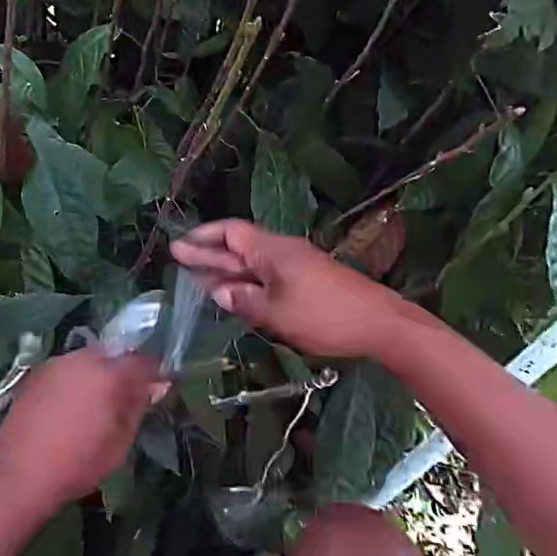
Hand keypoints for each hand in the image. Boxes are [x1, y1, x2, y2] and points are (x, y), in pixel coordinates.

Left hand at [0, 348, 162, 513]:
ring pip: (89, 359)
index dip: (154, 373)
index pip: (144, 361)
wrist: (18, 477)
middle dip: (124, 371)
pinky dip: (76, 380)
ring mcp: (58, 363)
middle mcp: (85, 359)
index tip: (158, 387)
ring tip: (96, 402)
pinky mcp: (37, 373)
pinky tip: (70, 405)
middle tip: (125, 397)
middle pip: (115, 355)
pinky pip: (67, 368)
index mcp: (110, 375)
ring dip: (99, 373)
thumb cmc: (77, 465)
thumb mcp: (119, 444)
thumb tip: (155, 386)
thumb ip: (138, 408)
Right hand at [170, 219, 406, 358]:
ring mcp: (294, 266)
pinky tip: (236, 296)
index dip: (204, 237)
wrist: (378, 322)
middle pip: (238, 247)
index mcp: (272, 250)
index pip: (231, 232)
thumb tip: (219, 292)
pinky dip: (246, 283)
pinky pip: (267, 276)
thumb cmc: (325, 315)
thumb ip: (245, 301)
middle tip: (178, 258)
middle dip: (209, 254)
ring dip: (226, 271)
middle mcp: (281, 252)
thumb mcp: (278, 313)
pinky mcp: (305, 282)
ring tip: (197, 279)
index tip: (181, 245)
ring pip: (252, 264)